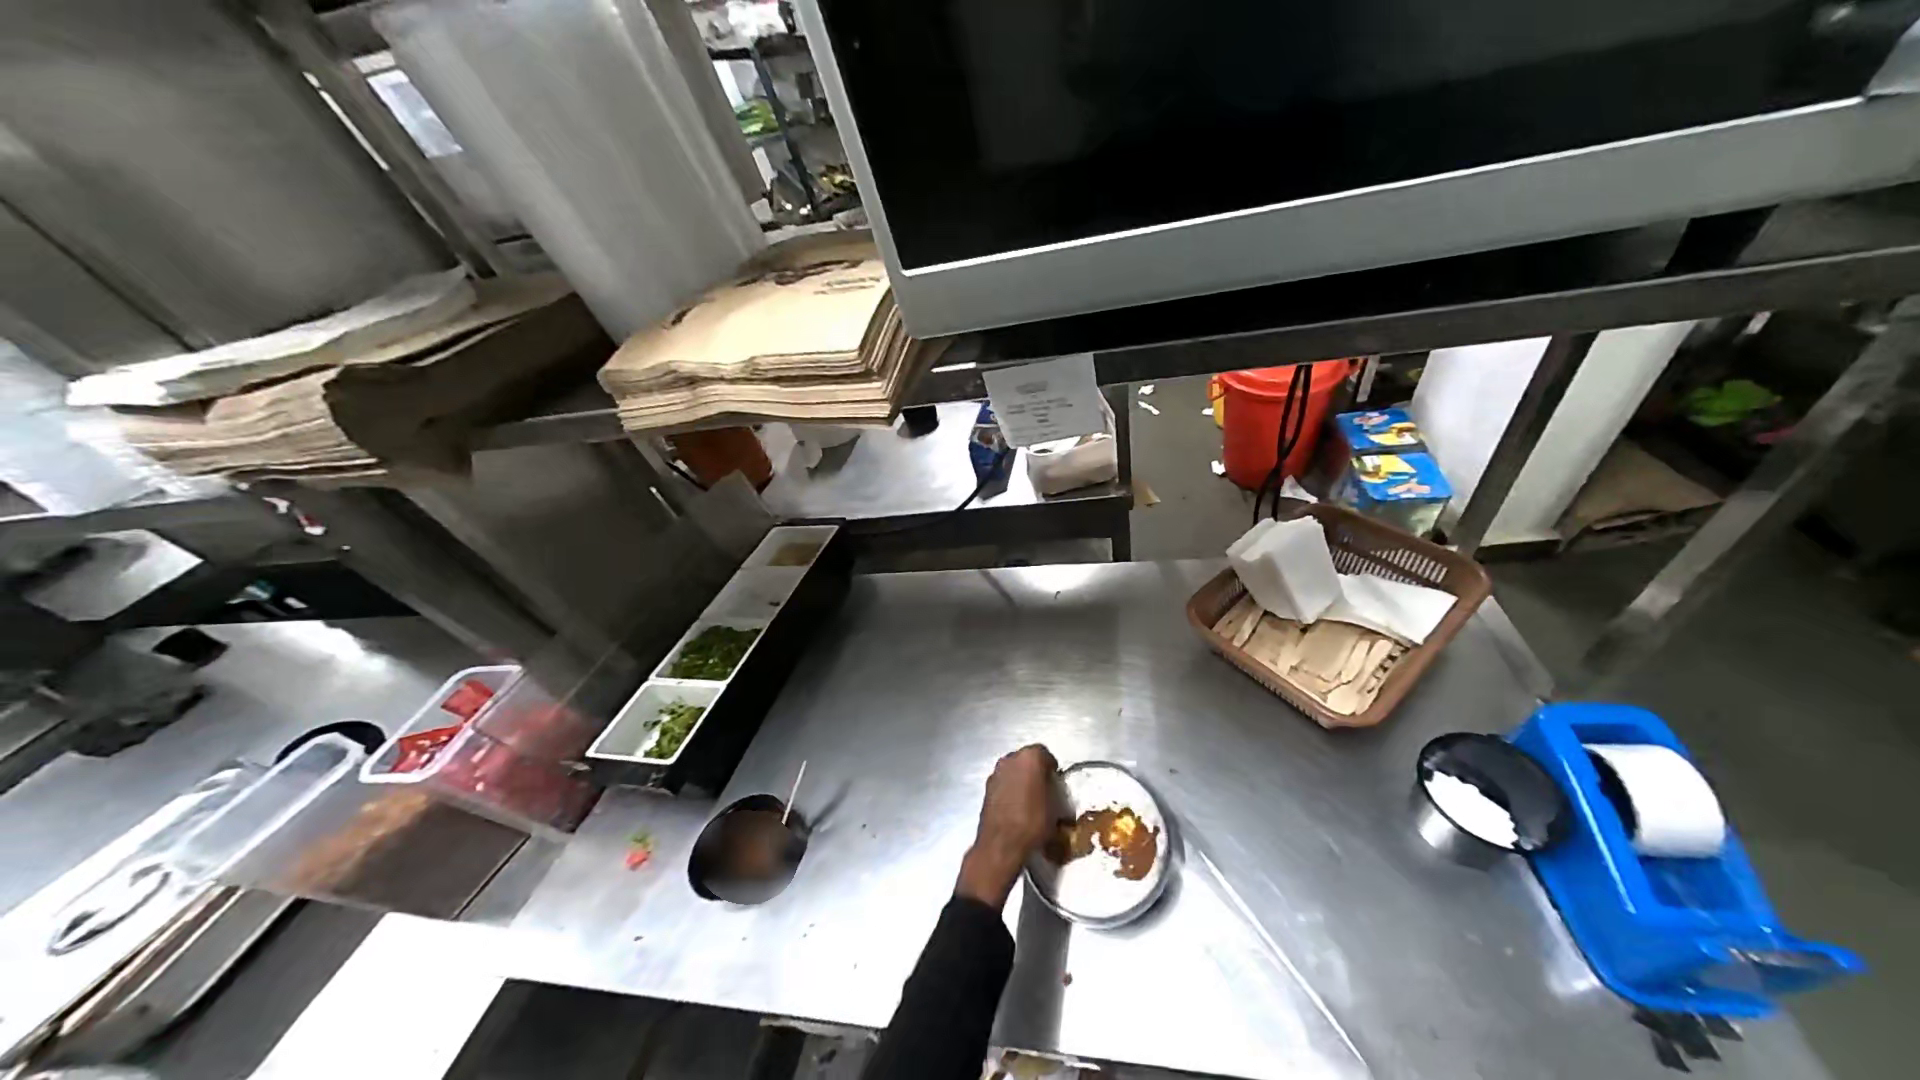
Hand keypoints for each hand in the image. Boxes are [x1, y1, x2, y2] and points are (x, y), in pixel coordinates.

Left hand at [956, 744, 1057, 908]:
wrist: (1001, 844)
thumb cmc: (1033, 822)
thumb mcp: (1054, 807)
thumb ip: (1052, 789)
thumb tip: (1050, 788)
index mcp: (1030, 758)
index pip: (1045, 753)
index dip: (1051, 767)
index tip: (1055, 779)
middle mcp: (1010, 759)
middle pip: (1026, 759)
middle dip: (1035, 770)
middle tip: (1043, 787)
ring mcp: (996, 772)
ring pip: (1013, 770)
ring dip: (1021, 779)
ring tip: (1030, 798)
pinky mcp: (986, 787)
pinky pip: (1003, 782)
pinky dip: (1010, 788)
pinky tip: (1015, 806)